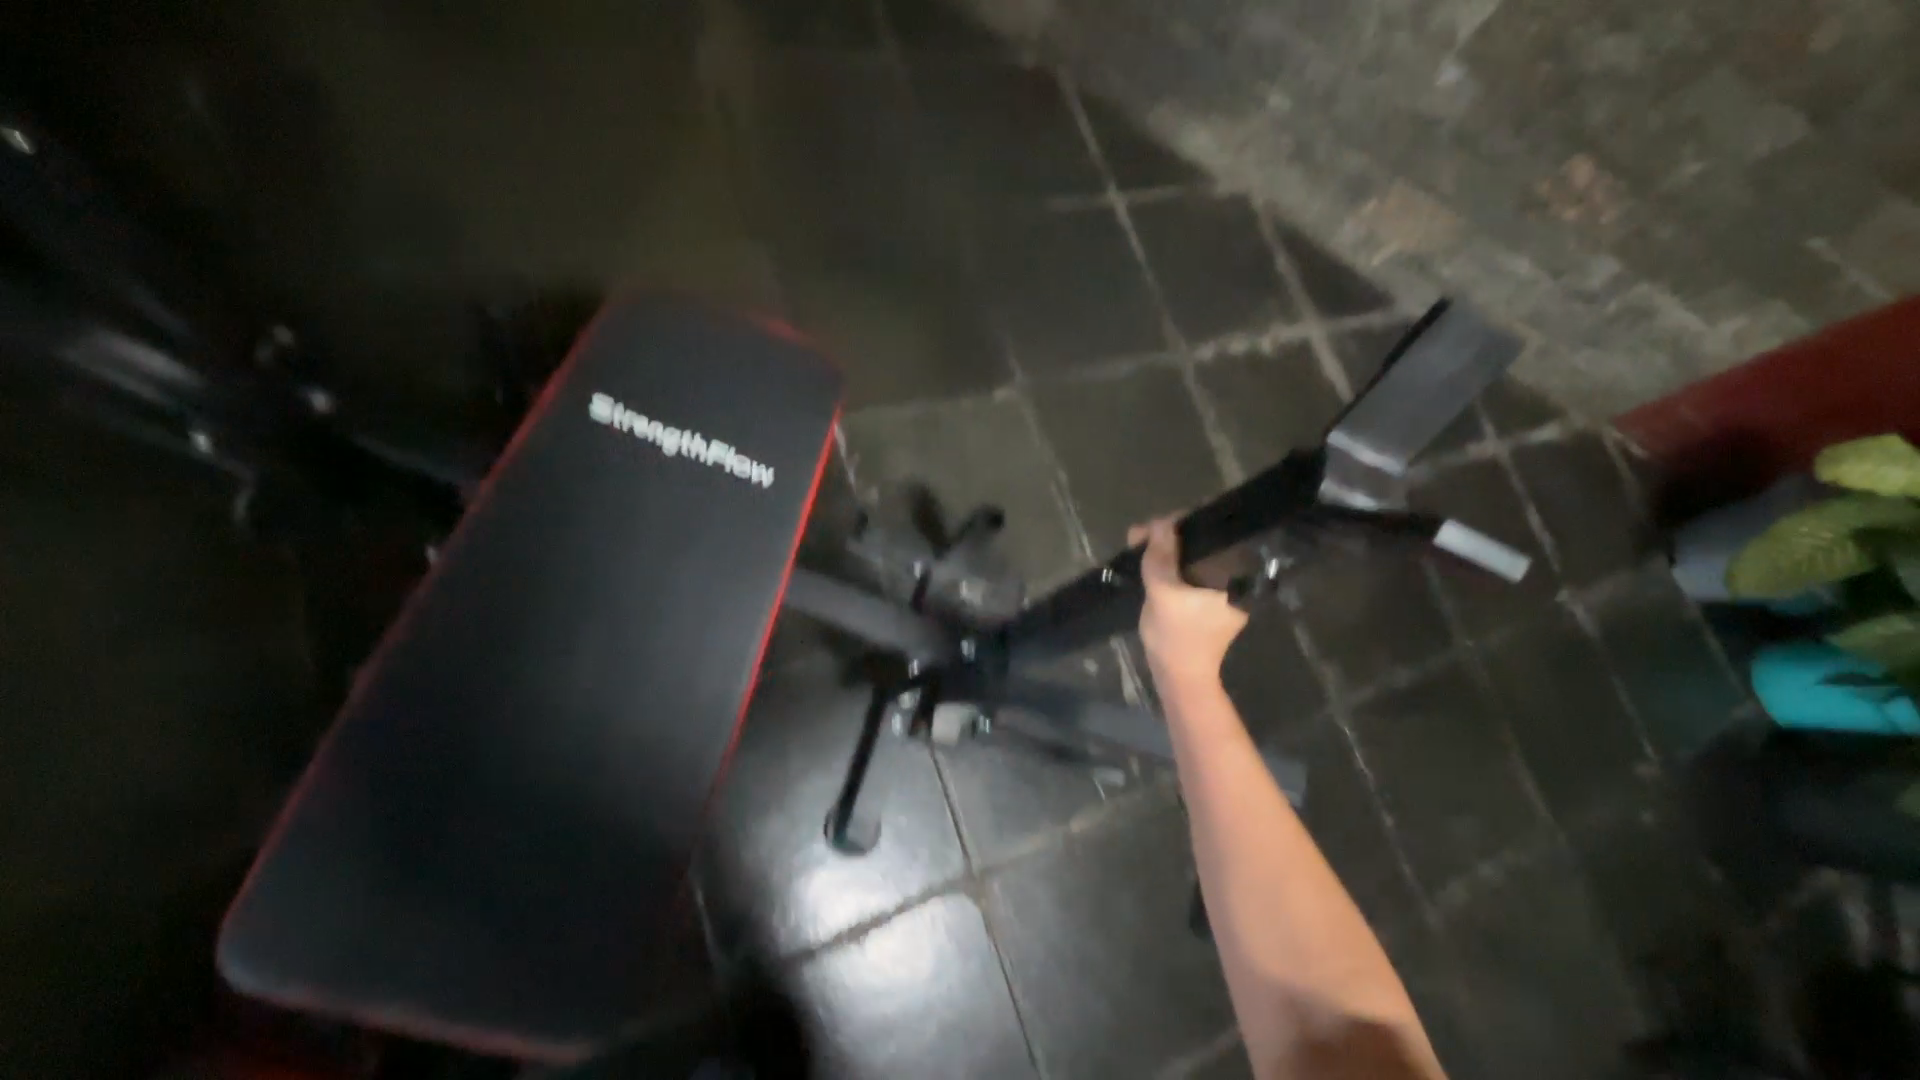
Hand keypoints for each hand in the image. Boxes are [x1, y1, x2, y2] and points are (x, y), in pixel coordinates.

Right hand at [1129, 516, 1248, 686]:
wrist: (1178, 678)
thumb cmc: (1176, 637)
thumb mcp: (1163, 593)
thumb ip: (1162, 556)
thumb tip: (1161, 523)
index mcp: (1235, 576)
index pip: (1213, 533)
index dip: (1182, 523)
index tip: (1154, 527)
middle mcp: (1234, 579)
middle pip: (1201, 542)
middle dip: (1169, 535)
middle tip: (1139, 536)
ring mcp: (1219, 589)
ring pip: (1191, 556)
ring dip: (1165, 548)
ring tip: (1139, 542)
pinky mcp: (1204, 599)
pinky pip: (1187, 570)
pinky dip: (1169, 563)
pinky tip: (1148, 558)